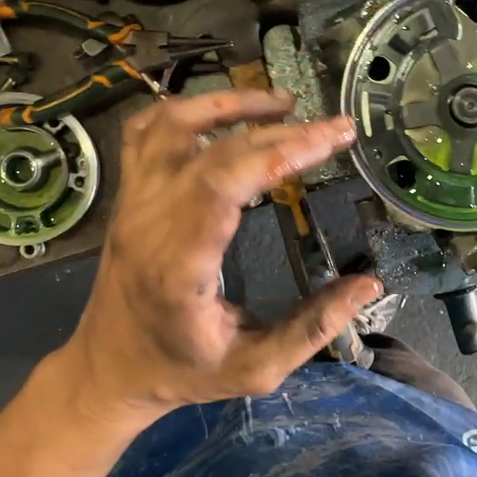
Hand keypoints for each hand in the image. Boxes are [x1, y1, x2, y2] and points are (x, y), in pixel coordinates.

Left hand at [57, 90, 382, 417]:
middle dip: (283, 132)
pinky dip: (186, 110)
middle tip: (335, 130)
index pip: (225, 184)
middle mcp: (149, 223)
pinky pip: (145, 132)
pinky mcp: (127, 196)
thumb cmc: (181, 373)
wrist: (108, 369)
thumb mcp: (255, 369)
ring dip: (231, 104)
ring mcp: (132, 204)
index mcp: (179, 267)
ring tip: (284, 104)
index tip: (334, 139)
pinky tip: (226, 114)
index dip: (282, 151)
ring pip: (172, 125)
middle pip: (215, 151)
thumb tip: (368, 285)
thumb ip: (312, 328)